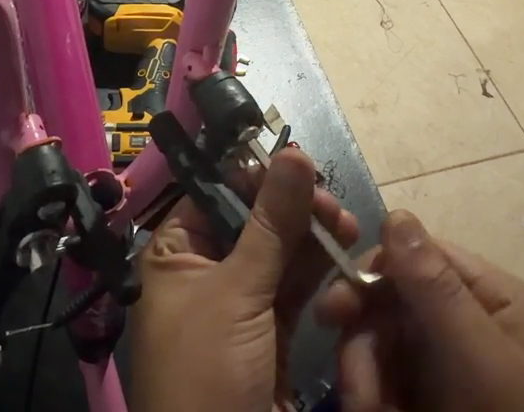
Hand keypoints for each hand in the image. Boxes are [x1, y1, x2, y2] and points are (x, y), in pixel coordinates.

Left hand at [130, 147, 360, 411]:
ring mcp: (239, 300)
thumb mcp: (237, 293)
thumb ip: (272, 223)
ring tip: (347, 224)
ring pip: (280, 250)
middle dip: (295, 206)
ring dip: (314, 235)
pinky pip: (294, 285)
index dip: (260, 174)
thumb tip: (294, 152)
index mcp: (176, 250)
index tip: (304, 166)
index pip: (218, 191)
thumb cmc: (207, 371)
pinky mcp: (270, 330)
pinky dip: (319, 270)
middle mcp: (206, 267)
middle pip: (255, 217)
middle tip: (334, 205)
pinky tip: (343, 254)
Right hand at [316, 211, 523, 411]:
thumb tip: (396, 213)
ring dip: (365, 380)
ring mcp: (446, 362)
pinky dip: (374, 399)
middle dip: (364, 344)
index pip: (414, 255)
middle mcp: (461, 319)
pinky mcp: (429, 397)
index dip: (370, 275)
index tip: (334, 311)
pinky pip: (387, 383)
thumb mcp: (482, 358)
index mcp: (486, 293)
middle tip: (356, 391)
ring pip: (381, 347)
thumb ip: (437, 290)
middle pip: (390, 304)